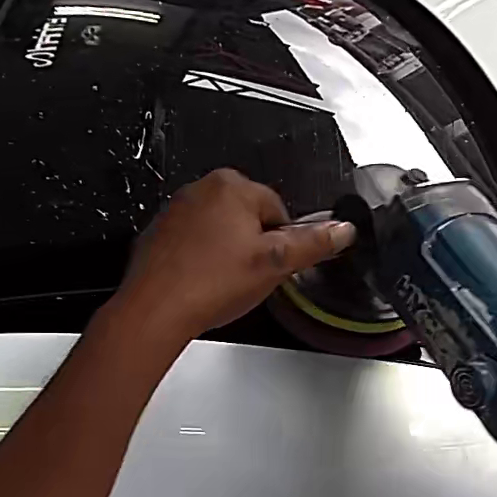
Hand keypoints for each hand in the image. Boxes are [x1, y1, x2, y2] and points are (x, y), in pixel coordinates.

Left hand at [114, 169, 355, 342]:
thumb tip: (342, 230)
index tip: (275, 263)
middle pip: (249, 217)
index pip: (279, 209)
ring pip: (221, 231)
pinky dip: (204, 261)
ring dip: (229, 254)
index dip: (282, 242)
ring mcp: (177, 211)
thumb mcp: (275, 264)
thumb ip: (314, 244)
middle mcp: (201, 190)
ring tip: (225, 282)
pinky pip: (196, 244)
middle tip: (251, 275)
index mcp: (232, 186)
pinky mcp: (161, 234)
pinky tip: (206, 284)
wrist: (155, 310)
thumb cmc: (208, 284)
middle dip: (255, 246)